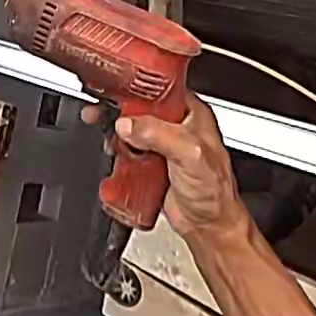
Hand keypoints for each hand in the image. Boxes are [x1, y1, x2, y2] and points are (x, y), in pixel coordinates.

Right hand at [85, 92, 253, 238]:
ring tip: (106, 134)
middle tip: (100, 110)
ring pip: (130, 126)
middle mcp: (175, 123)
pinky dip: (116, 147)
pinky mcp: (149, 159)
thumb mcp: (190, 154)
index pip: (158, 88)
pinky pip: (126, 147)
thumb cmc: (215, 193)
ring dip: (114, 128)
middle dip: (117, 108)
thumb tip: (127, 124)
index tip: (114, 87)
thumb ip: (159, 135)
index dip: (135, 85)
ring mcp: (161, 142)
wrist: (210, 230)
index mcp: (190, 112)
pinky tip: (113, 150)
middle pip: (138, 105)